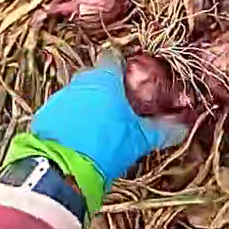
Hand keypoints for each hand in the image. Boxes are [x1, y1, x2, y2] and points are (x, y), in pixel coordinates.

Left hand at [23, 54, 187, 211]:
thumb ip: (163, 129)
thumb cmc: (106, 145)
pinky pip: (63, 111)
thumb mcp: (140, 138)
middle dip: (108, 87)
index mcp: (105, 79)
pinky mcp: (44, 116)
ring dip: (90, 104)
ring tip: (103, 125)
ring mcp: (59, 98)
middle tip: (123, 105)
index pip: (114, 57)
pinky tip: (83, 137)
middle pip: (97, 75)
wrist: (62, 171)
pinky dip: (73, 119)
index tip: (134, 79)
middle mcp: (80, 82)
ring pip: (79, 93)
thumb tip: (184, 126)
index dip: (125, 65)